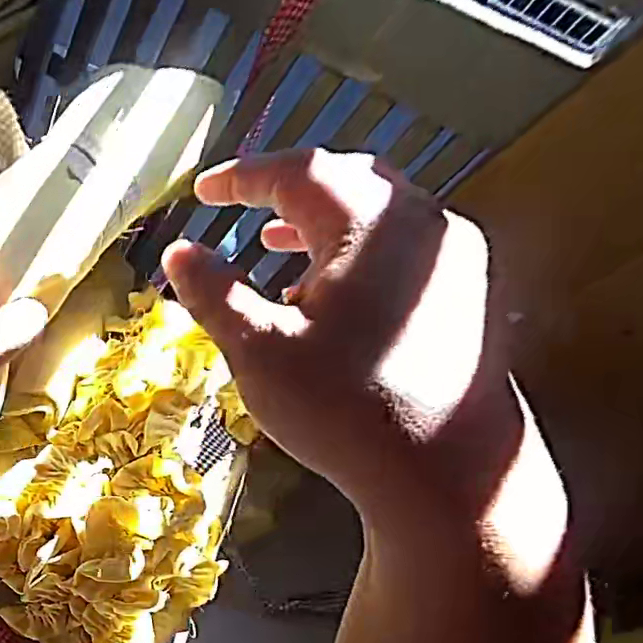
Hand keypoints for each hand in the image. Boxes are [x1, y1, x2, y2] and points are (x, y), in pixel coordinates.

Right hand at [162, 149, 527, 534]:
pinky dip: (350, 252)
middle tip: (241, 207)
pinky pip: (399, 249)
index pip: (300, 173)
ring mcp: (452, 260)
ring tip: (275, 242)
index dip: (244, 177)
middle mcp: (423, 225)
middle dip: (286, 189)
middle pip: (347, 180)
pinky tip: (326, 293)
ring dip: (318, 221)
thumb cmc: (339, 405)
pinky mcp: (463, 296)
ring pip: (377, 215)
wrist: (440, 468)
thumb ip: (215, 293)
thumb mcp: (258, 349)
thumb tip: (178, 252)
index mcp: (369, 226)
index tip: (203, 189)